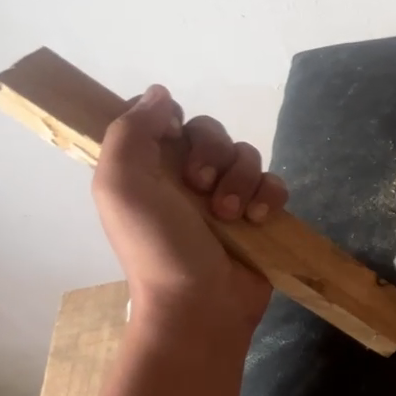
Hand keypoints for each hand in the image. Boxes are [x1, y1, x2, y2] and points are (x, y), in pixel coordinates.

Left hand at [91, 85, 289, 330]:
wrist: (200, 303)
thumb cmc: (157, 246)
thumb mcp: (121, 185)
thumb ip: (130, 131)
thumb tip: (160, 92)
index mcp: (147, 168)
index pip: (165, 118)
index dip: (173, 121)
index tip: (172, 138)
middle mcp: (185, 177)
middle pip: (211, 131)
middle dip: (212, 153)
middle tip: (201, 186)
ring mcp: (226, 196)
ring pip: (247, 155)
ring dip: (241, 181)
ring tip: (232, 216)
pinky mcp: (259, 216)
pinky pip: (274, 183)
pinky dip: (269, 196)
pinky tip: (257, 220)